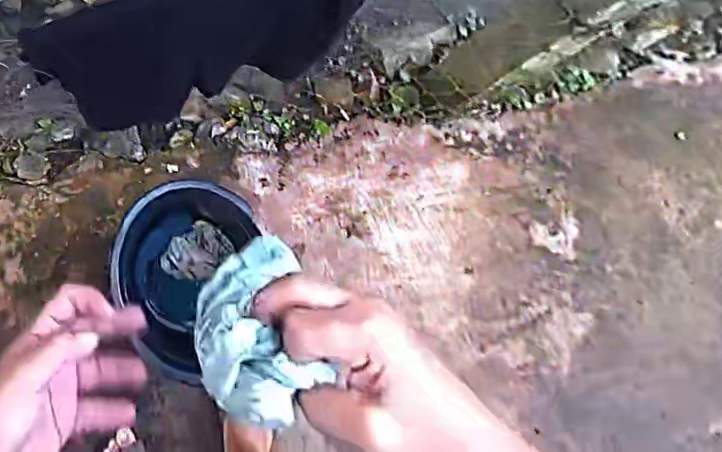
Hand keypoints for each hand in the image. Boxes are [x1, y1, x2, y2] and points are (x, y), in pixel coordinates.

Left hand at [0, 284, 149, 451]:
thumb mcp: (25, 372)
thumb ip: (58, 350)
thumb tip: (90, 332)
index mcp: (39, 338)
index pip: (67, 305)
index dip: (90, 302)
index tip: (113, 313)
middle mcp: (51, 358)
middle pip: (87, 335)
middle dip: (114, 329)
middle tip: (140, 325)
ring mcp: (59, 389)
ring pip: (95, 372)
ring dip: (118, 369)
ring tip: (143, 373)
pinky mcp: (63, 419)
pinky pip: (93, 410)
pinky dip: (112, 409)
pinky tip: (128, 411)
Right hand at [253, 276, 535, 451]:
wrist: (476, 448)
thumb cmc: (427, 440)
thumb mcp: (368, 432)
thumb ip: (317, 400)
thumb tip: (290, 380)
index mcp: (365, 327)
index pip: (297, 327)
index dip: (285, 354)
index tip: (285, 377)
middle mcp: (364, 304)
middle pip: (296, 286)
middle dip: (266, 304)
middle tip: (245, 328)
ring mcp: (369, 306)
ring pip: (305, 288)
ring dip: (281, 306)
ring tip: (265, 332)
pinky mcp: (371, 317)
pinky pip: (320, 302)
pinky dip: (297, 311)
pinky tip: (291, 334)